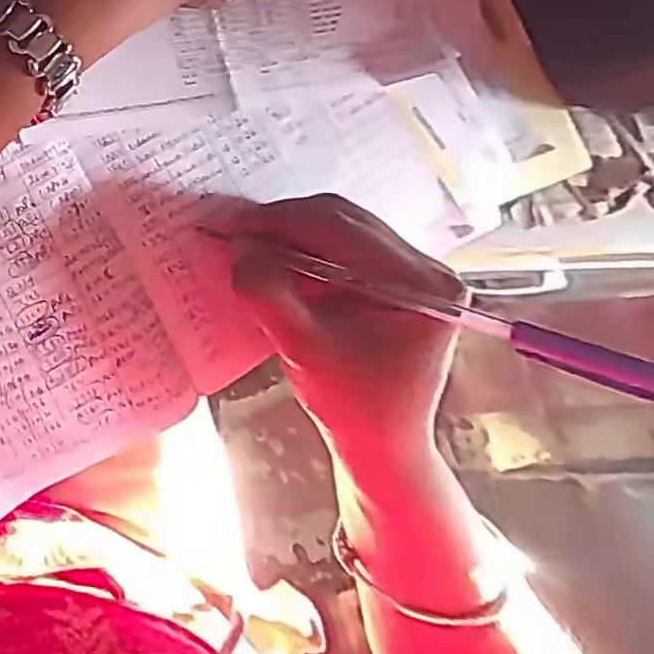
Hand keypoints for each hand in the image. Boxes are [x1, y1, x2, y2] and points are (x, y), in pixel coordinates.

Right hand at [226, 194, 466, 468]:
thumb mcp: (301, 349)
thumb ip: (269, 296)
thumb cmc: (350, 401)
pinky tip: (274, 258)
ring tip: (249, 244)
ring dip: (289, 230)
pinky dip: (301, 244)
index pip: (338, 229)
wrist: (380, 436)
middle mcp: (424, 267)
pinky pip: (340, 242)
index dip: (277, 222)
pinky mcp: (392, 276)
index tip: (229, 226)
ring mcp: (411, 270)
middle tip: (233, 232)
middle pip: (341, 218)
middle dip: (281, 221)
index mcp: (417, 283)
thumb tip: (242, 250)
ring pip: (339, 224)